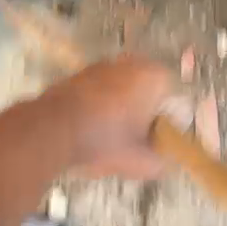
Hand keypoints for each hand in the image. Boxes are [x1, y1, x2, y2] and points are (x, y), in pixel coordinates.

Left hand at [42, 55, 175, 177]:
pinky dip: (102, 106)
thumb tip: (164, 161)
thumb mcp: (140, 162)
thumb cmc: (104, 140)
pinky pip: (102, 91)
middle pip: (150, 93)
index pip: (175, 100)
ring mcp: (103, 65)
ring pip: (125, 91)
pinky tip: (93, 129)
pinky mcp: (80, 73)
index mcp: (153, 77)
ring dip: (124, 109)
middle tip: (138, 142)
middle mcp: (131, 63)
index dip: (170, 125)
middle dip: (147, 115)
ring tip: (114, 138)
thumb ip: (161, 162)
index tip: (159, 144)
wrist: (51, 128)